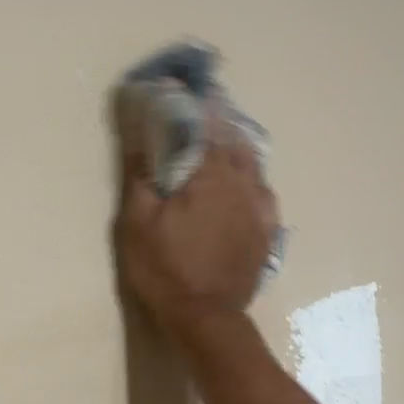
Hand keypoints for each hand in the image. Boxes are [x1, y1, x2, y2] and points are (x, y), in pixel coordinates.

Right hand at [116, 110, 279, 346]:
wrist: (206, 318)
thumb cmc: (165, 269)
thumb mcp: (138, 223)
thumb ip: (140, 176)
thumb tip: (139, 136)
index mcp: (210, 175)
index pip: (204, 126)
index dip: (194, 104)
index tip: (184, 85)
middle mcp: (242, 183)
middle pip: (234, 140)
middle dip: (219, 120)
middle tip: (206, 106)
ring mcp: (259, 208)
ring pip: (252, 164)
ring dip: (238, 146)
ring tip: (225, 137)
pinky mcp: (266, 232)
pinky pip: (263, 193)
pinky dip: (252, 179)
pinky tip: (247, 181)